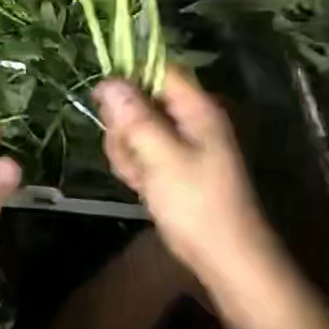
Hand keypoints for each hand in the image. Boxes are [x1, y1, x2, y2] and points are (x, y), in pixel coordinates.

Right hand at [95, 68, 283, 278]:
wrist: (226, 259)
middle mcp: (188, 119)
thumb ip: (134, 116)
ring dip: (126, 149)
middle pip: (140, 99)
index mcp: (196, 109)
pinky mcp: (171, 164)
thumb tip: (108, 81)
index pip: (158, 70)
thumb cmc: (197, 205)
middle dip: (124, 125)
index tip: (103, 100)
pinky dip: (133, 165)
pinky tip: (139, 185)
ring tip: (137, 176)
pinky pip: (140, 150)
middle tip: (129, 152)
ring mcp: (180, 143)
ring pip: (134, 127)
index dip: (129, 78)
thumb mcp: (161, 156)